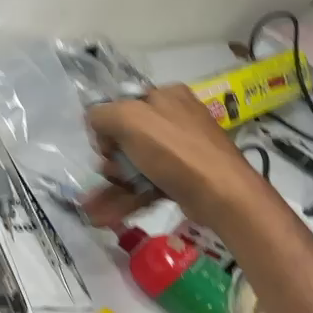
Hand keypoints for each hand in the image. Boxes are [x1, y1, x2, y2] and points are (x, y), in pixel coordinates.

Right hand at [85, 85, 273, 228]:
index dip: (107, 127)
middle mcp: (174, 118)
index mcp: (165, 96)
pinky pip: (145, 183)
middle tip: (112, 173)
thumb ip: (102, 114)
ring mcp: (179, 149)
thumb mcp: (129, 119)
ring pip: (133, 164)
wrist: (219, 192)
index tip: (106, 147)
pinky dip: (126, 198)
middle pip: (125, 138)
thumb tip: (94, 123)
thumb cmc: (174, 151)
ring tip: (95, 207)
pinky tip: (104, 216)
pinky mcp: (181, 176)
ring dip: (111, 185)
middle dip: (111, 160)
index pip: (120, 105)